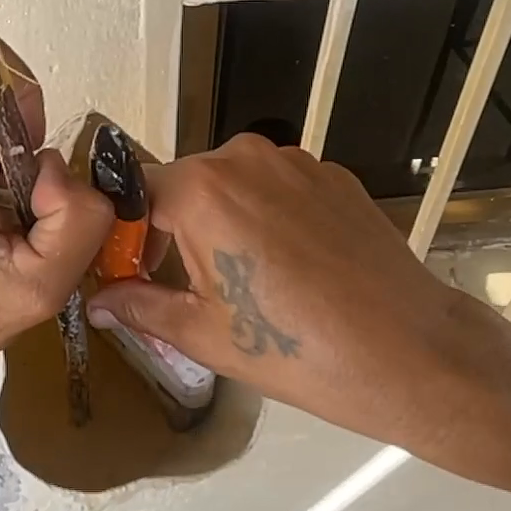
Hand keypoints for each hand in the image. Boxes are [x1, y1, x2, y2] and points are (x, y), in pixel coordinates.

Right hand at [86, 133, 510, 462]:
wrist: (415, 354)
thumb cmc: (296, 349)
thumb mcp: (204, 334)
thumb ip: (139, 306)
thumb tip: (96, 301)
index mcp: (200, 188)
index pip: (136, 194)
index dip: (129, 235)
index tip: (134, 272)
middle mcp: (241, 156)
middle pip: (185, 184)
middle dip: (176, 226)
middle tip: (192, 283)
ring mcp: (294, 161)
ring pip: (233, 182)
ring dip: (225, 217)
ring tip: (249, 276)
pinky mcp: (333, 174)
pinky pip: (278, 185)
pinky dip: (270, 214)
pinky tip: (293, 264)